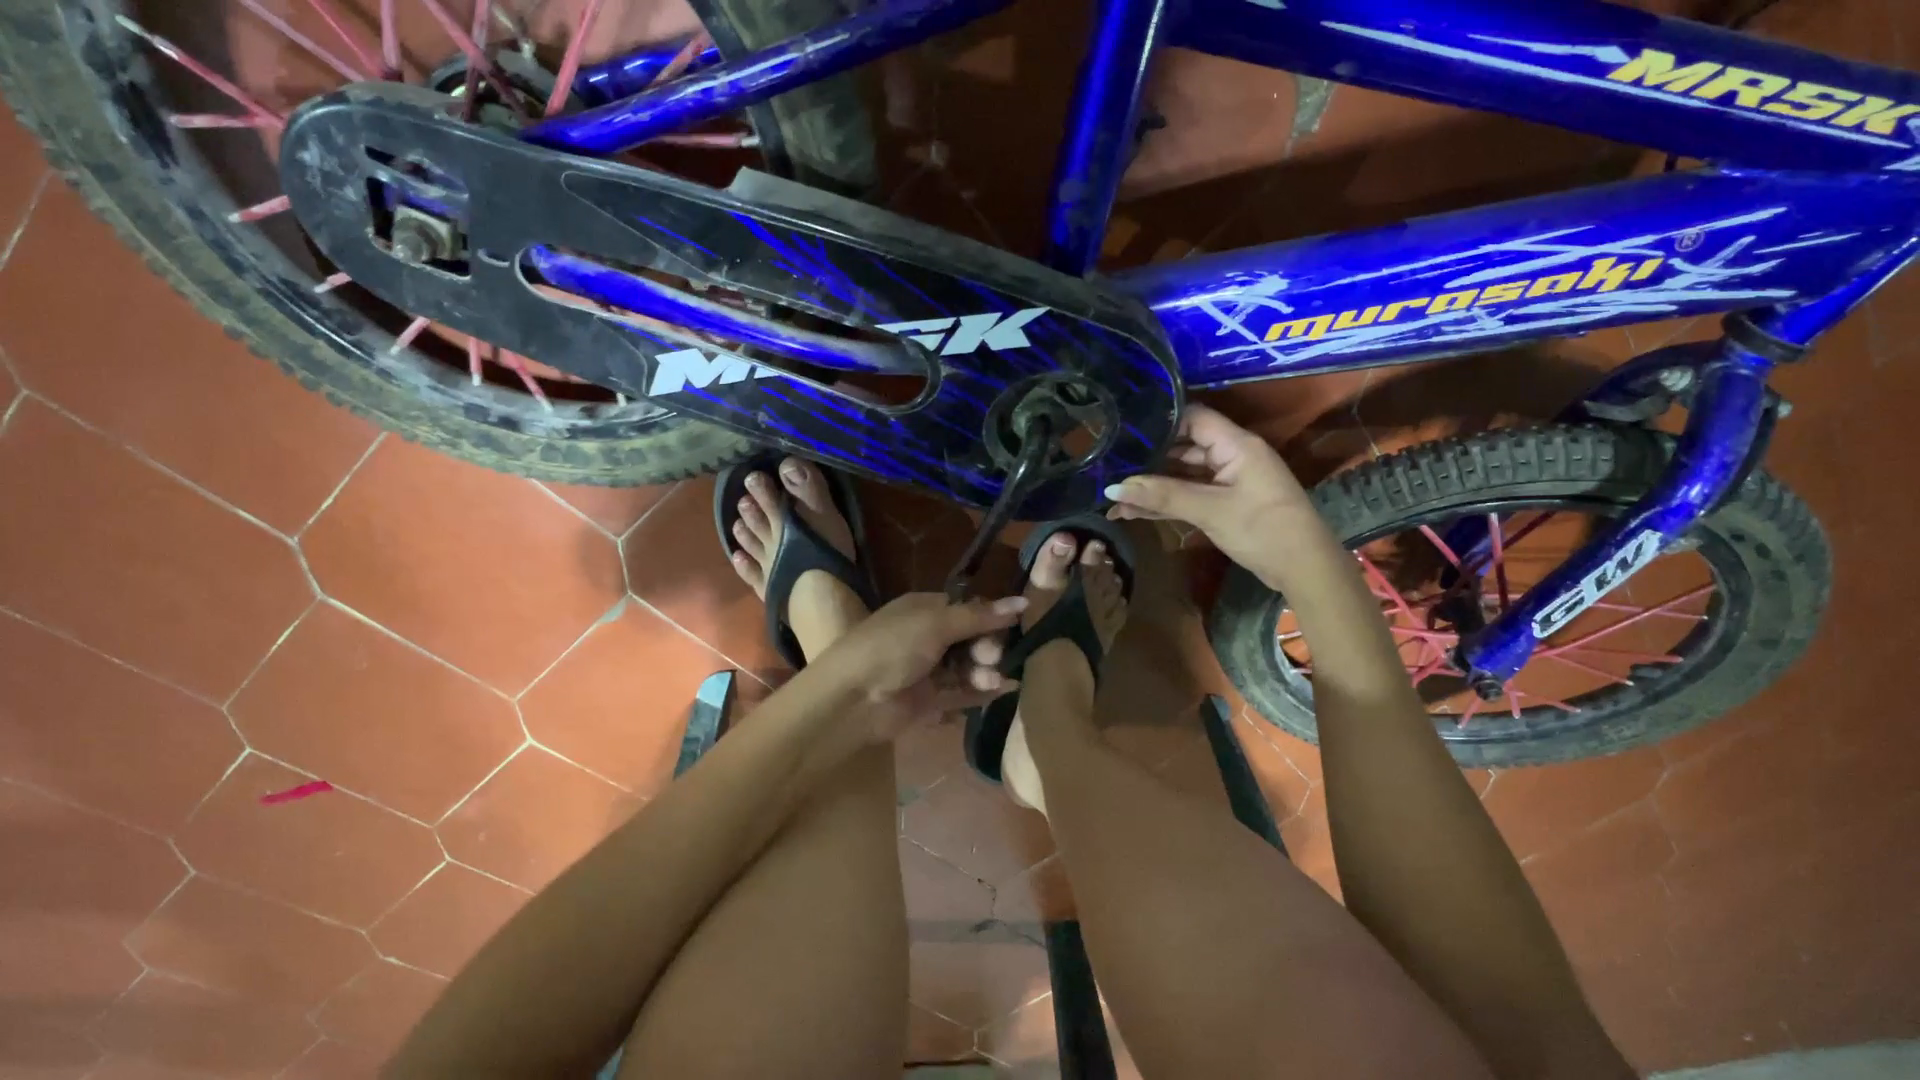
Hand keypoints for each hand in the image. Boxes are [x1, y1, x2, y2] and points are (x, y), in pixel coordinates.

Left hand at [812, 593, 1027, 739]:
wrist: (852, 699)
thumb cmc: (891, 647)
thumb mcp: (935, 623)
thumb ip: (979, 616)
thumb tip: (1022, 601)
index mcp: (924, 609)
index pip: (967, 608)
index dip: (989, 617)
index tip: (1008, 627)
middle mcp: (927, 637)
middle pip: (972, 638)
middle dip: (987, 646)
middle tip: (990, 657)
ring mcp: (928, 670)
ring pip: (969, 666)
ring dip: (984, 670)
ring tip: (989, 679)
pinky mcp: (930, 700)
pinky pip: (963, 693)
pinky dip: (983, 691)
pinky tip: (1004, 689)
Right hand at [1103, 404, 1318, 581]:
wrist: (1304, 569)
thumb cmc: (1264, 529)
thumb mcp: (1210, 511)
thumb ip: (1162, 497)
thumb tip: (1113, 488)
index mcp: (1236, 444)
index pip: (1192, 417)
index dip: (1158, 420)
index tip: (1122, 427)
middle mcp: (1231, 455)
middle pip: (1183, 445)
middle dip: (1147, 457)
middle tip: (1108, 462)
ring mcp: (1229, 480)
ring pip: (1183, 474)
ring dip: (1152, 485)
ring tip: (1112, 494)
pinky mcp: (1226, 503)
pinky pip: (1190, 495)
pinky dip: (1165, 503)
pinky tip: (1132, 512)